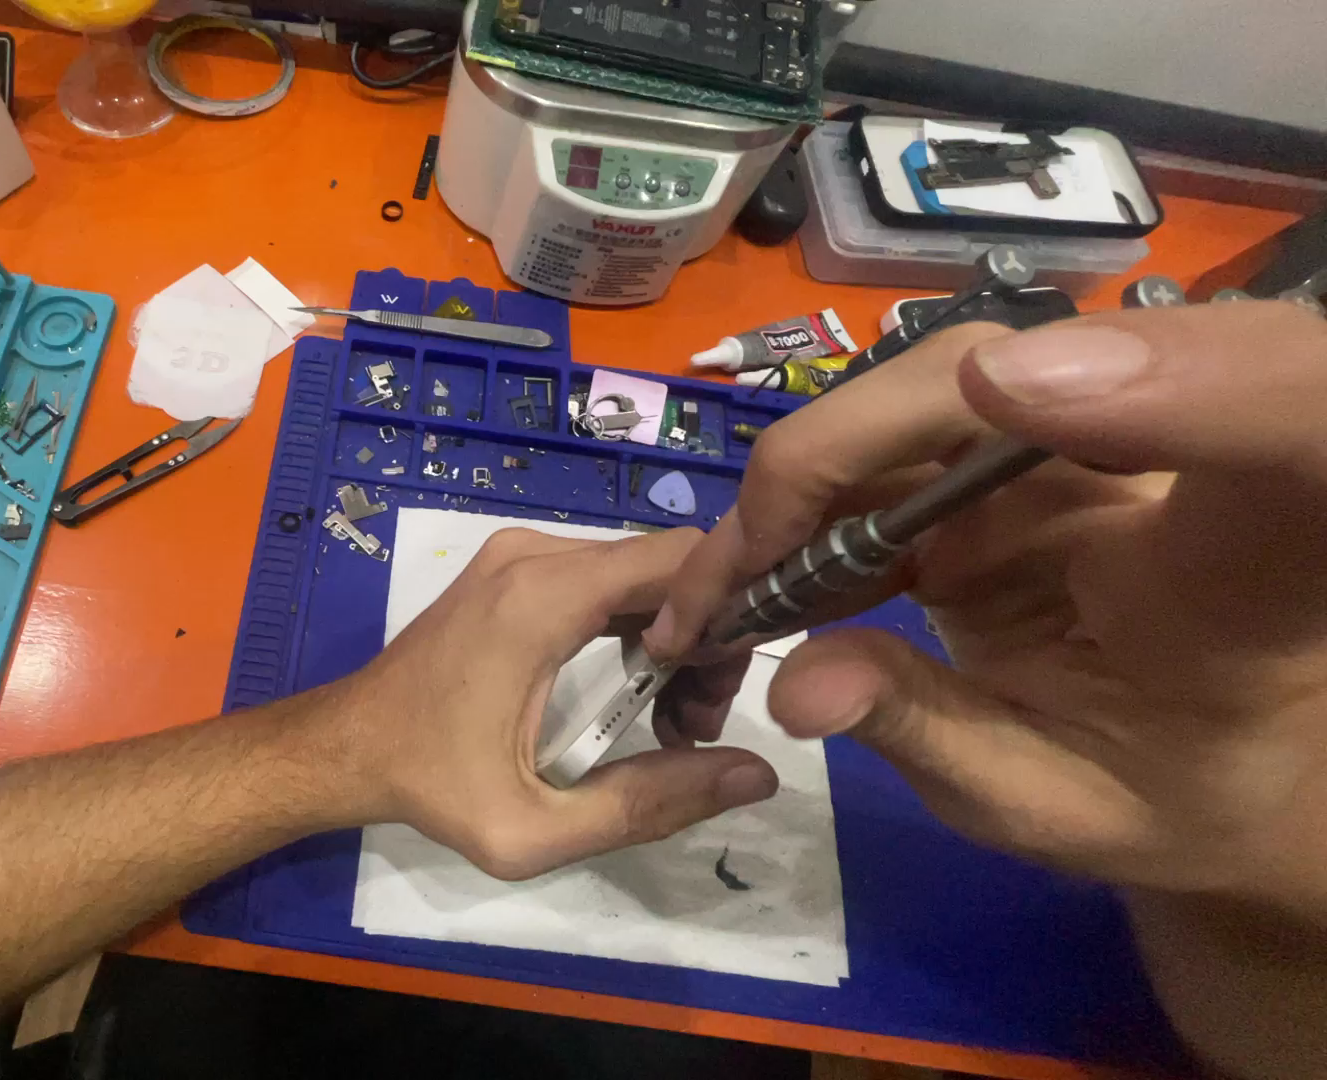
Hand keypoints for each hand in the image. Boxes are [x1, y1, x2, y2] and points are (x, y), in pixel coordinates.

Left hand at [331, 527, 778, 880]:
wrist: (350, 742)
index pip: (680, 559)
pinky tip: (629, 689)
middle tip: (692, 726)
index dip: (725, 614)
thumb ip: (648, 804)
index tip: (712, 696)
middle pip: (662, 567)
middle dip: (702, 639)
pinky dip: (631, 625)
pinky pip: (597, 580)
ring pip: (634, 573)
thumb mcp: (535, 826)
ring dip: (670, 637)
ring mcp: (515, 556)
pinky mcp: (507, 571)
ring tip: (666, 722)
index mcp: (540, 597)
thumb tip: (755, 774)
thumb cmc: (432, 784)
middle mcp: (531, 555)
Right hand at [643, 304, 1326, 917]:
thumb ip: (925, 735)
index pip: (1301, 425)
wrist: (1175, 760)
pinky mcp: (969, 469)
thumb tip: (794, 687)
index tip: (1011, 390)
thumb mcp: (1039, 802)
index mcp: (1238, 571)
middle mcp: (1140, 476)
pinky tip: (755, 576)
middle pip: (982, 375)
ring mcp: (1041, 459)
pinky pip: (860, 451)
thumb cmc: (1148, 790)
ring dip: (786, 486)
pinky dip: (786, 510)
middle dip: (835, 452)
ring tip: (718, 589)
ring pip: (900, 399)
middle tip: (749, 558)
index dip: (1189, 377)